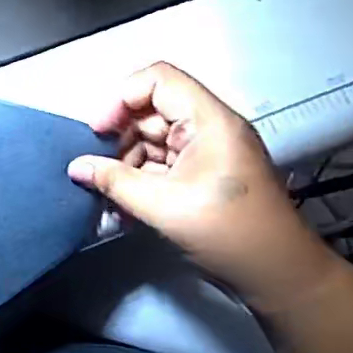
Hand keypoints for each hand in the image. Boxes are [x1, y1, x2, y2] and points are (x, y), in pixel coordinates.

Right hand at [66, 62, 338, 307]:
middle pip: (152, 111)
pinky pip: (165, 164)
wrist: (276, 273)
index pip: (158, 80)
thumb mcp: (163, 206)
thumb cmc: (227, 233)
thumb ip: (115, 182)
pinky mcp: (205, 175)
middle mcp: (209, 127)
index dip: (121, 98)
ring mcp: (208, 151)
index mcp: (209, 120)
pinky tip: (124, 207)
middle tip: (98, 170)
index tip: (97, 132)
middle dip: (120, 139)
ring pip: (155, 141)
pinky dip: (143, 180)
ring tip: (109, 196)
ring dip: (128, 165)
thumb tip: (76, 168)